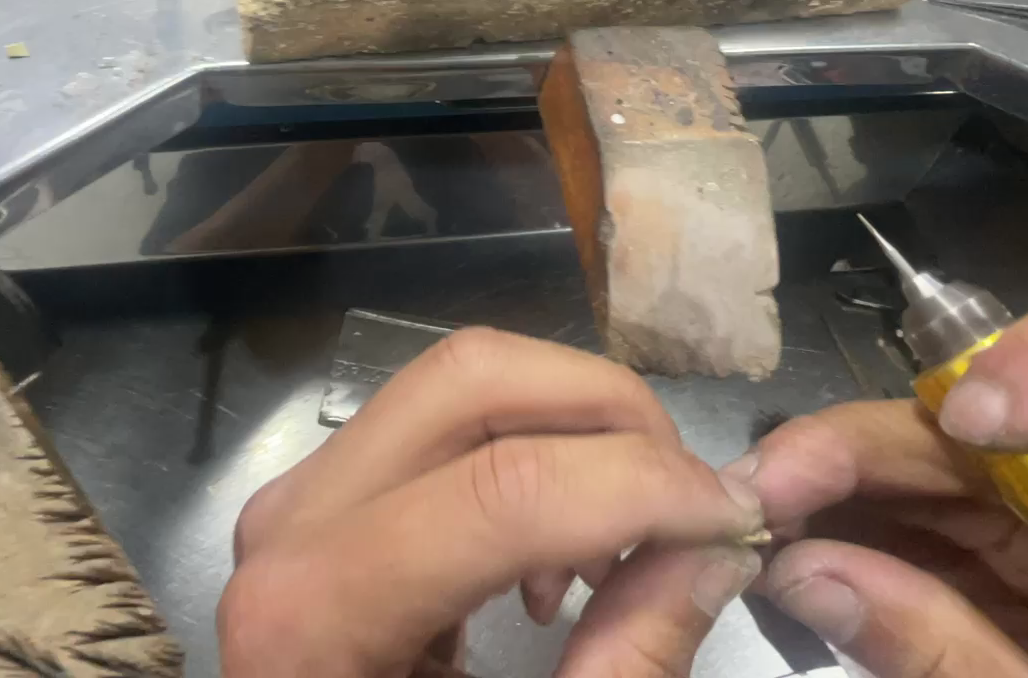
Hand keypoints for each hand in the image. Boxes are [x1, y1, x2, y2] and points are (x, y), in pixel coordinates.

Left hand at [219, 328, 766, 677]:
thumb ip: (626, 668)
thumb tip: (709, 551)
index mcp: (312, 607)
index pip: (505, 487)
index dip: (640, 484)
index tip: (733, 516)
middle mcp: (294, 513)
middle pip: (472, 379)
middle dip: (606, 408)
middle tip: (684, 493)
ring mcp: (304, 488)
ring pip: (460, 381)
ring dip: (569, 426)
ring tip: (610, 550)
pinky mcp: (326, 486)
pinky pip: (442, 418)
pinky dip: (527, 448)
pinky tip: (546, 559)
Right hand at [740, 312, 1027, 676]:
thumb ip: (962, 662)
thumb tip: (800, 573)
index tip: (967, 419)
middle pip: (1003, 412)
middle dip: (869, 440)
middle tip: (765, 486)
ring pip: (935, 444)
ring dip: (834, 472)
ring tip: (753, 516)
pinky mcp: (1012, 524)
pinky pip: (911, 494)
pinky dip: (841, 511)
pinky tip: (785, 531)